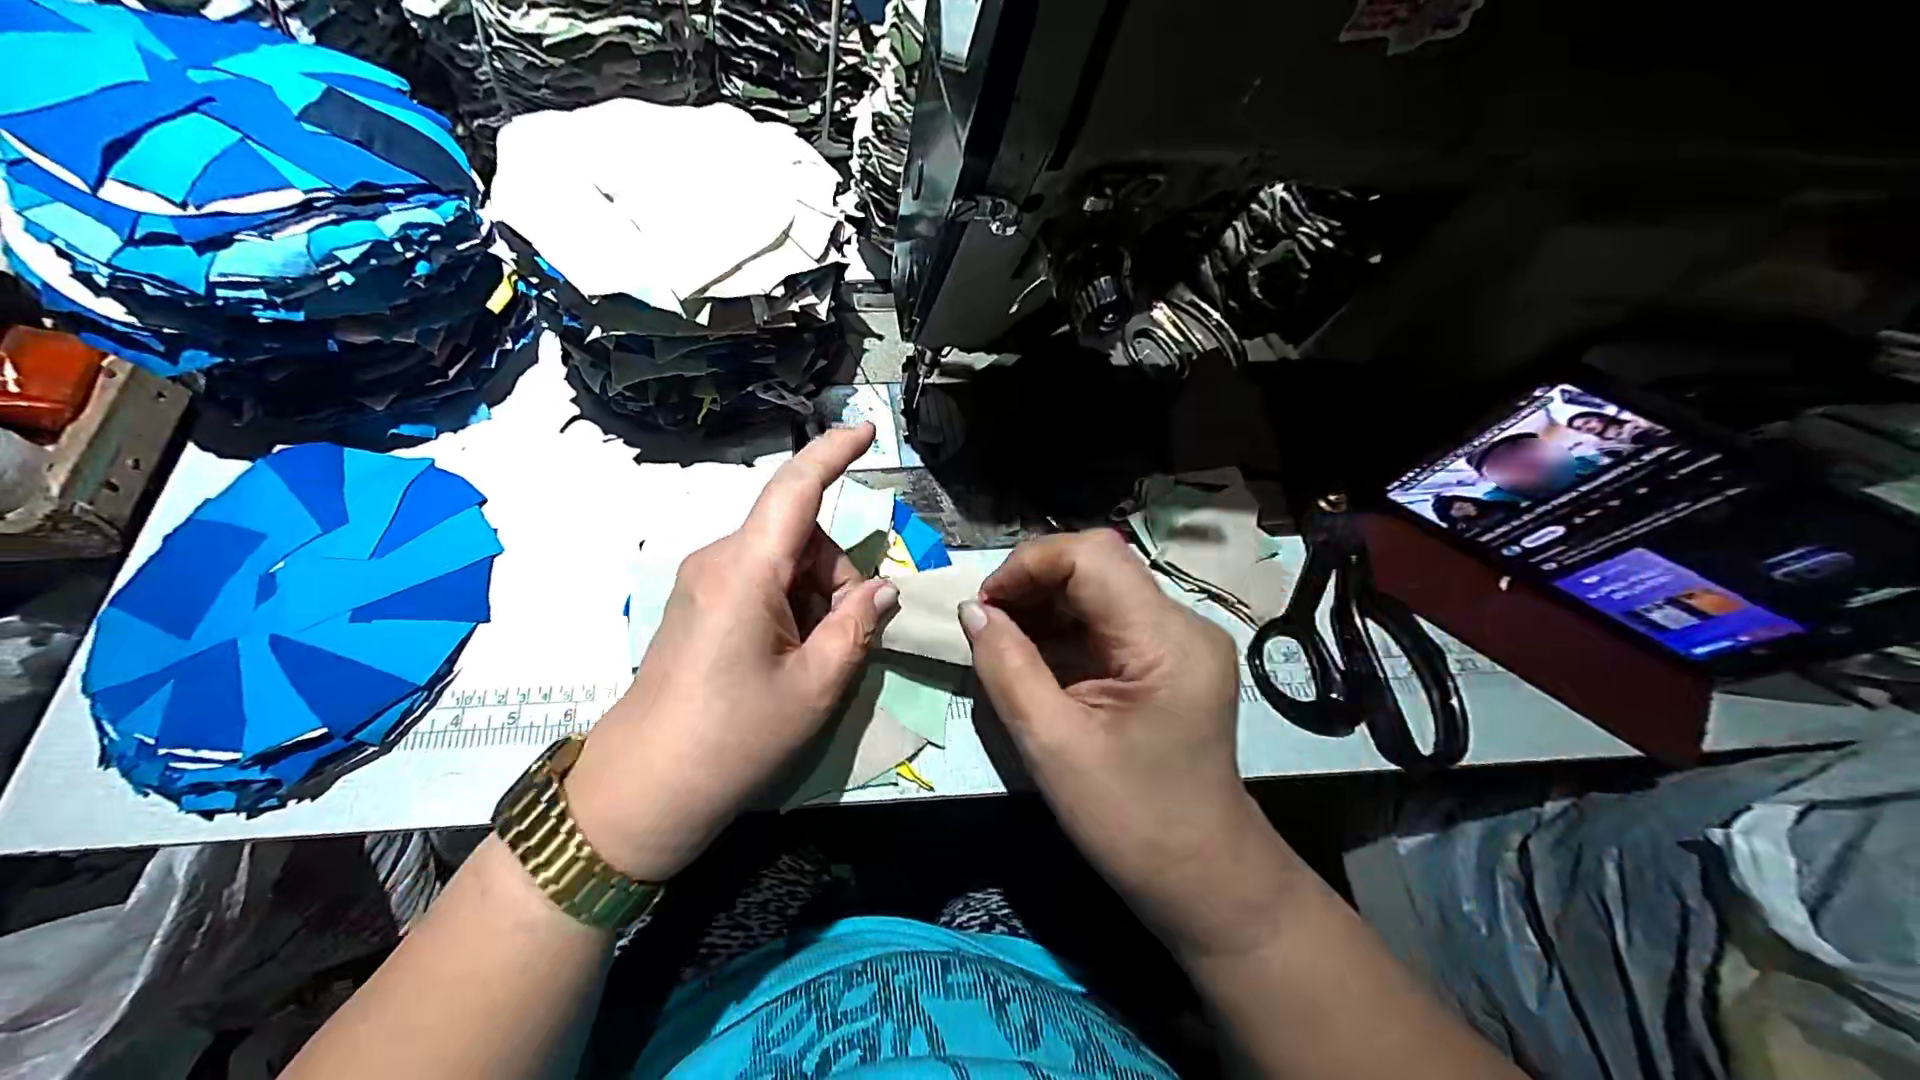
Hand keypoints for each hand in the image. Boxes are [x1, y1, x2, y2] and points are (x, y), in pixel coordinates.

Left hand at [562, 424, 898, 880]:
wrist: (644, 790)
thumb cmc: (735, 738)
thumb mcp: (816, 685)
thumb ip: (857, 626)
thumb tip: (882, 590)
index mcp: (745, 571)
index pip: (794, 490)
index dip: (833, 452)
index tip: (868, 430)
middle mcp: (719, 561)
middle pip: (801, 536)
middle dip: (838, 575)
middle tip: (846, 637)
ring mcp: (704, 581)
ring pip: (784, 561)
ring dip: (816, 596)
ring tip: (813, 658)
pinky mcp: (699, 603)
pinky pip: (761, 581)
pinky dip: (791, 605)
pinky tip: (788, 655)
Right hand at [960, 529, 1297, 954]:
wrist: (1204, 879)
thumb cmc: (1131, 822)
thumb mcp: (1052, 745)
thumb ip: (1007, 667)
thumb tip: (972, 610)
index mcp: (1168, 640)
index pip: (1093, 556)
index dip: (1029, 564)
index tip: (984, 605)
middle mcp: (1184, 625)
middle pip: (1098, 566)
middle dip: (1033, 583)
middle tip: (986, 622)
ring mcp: (1181, 641)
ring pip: (1101, 589)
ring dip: (1045, 605)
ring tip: (1001, 638)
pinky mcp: (1170, 660)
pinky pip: (1109, 621)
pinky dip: (1064, 629)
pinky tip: (1032, 654)